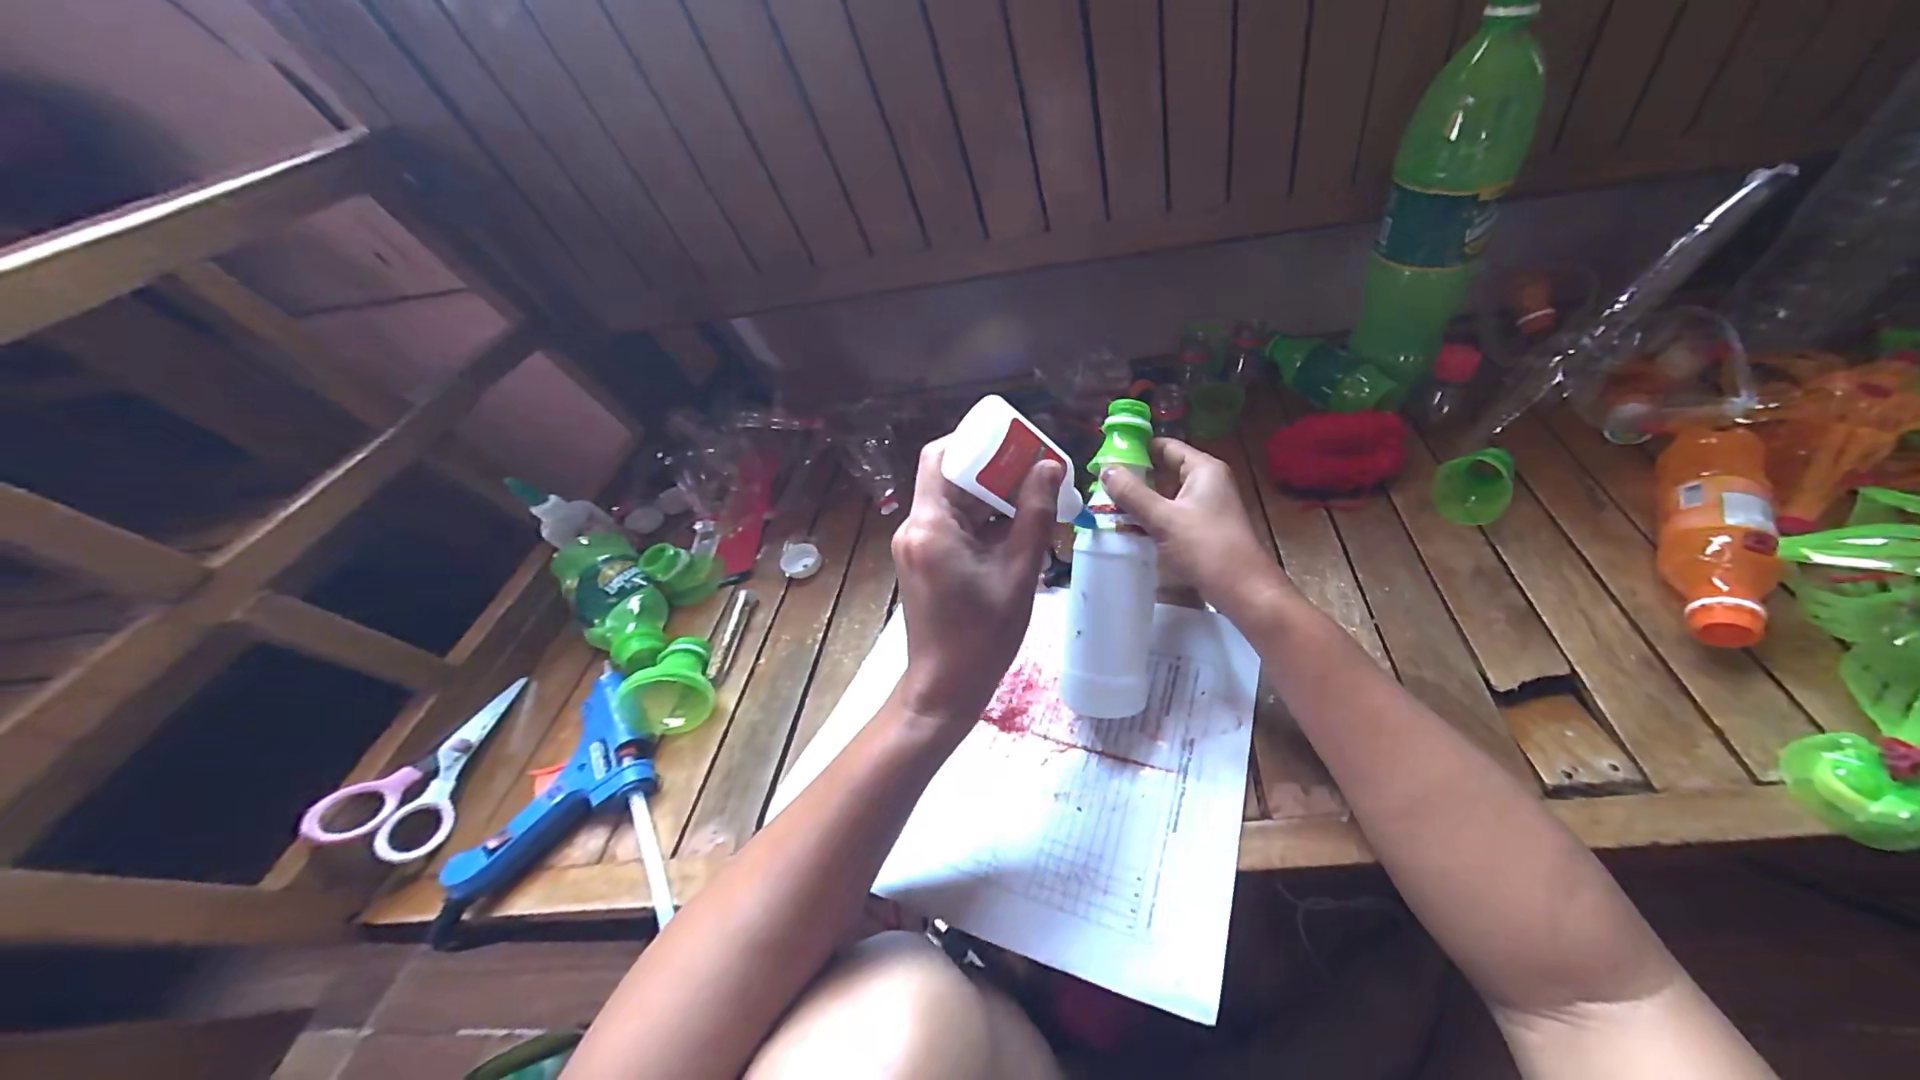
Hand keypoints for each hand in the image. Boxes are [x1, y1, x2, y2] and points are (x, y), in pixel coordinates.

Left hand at [892, 437, 1062, 728]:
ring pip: (954, 500)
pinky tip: (1017, 527)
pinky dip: (982, 520)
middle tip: (1039, 470)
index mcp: (930, 526)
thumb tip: (1049, 466)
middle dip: (994, 469)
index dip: (979, 441)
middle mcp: (915, 528)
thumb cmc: (982, 637)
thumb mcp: (1018, 573)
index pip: (943, 456)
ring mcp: (916, 545)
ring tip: (1036, 498)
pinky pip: (953, 525)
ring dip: (991, 496)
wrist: (945, 687)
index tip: (1019, 443)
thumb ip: (1034, 515)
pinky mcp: (923, 559)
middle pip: (950, 476)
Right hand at [1099, 439, 1289, 614]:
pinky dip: (1151, 517)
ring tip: (1106, 504)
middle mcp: (1207, 482)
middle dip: (1134, 477)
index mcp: (1203, 469)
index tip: (1105, 456)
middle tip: (1100, 484)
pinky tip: (1128, 526)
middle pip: (1164, 469)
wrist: (1243, 589)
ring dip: (1140, 499)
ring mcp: (1205, 506)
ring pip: (1166, 494)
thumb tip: (1105, 469)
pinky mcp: (1202, 527)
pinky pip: (1170, 513)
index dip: (1136, 448)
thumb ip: (1133, 493)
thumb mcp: (1164, 518)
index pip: (1165, 446)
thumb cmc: (1206, 548)